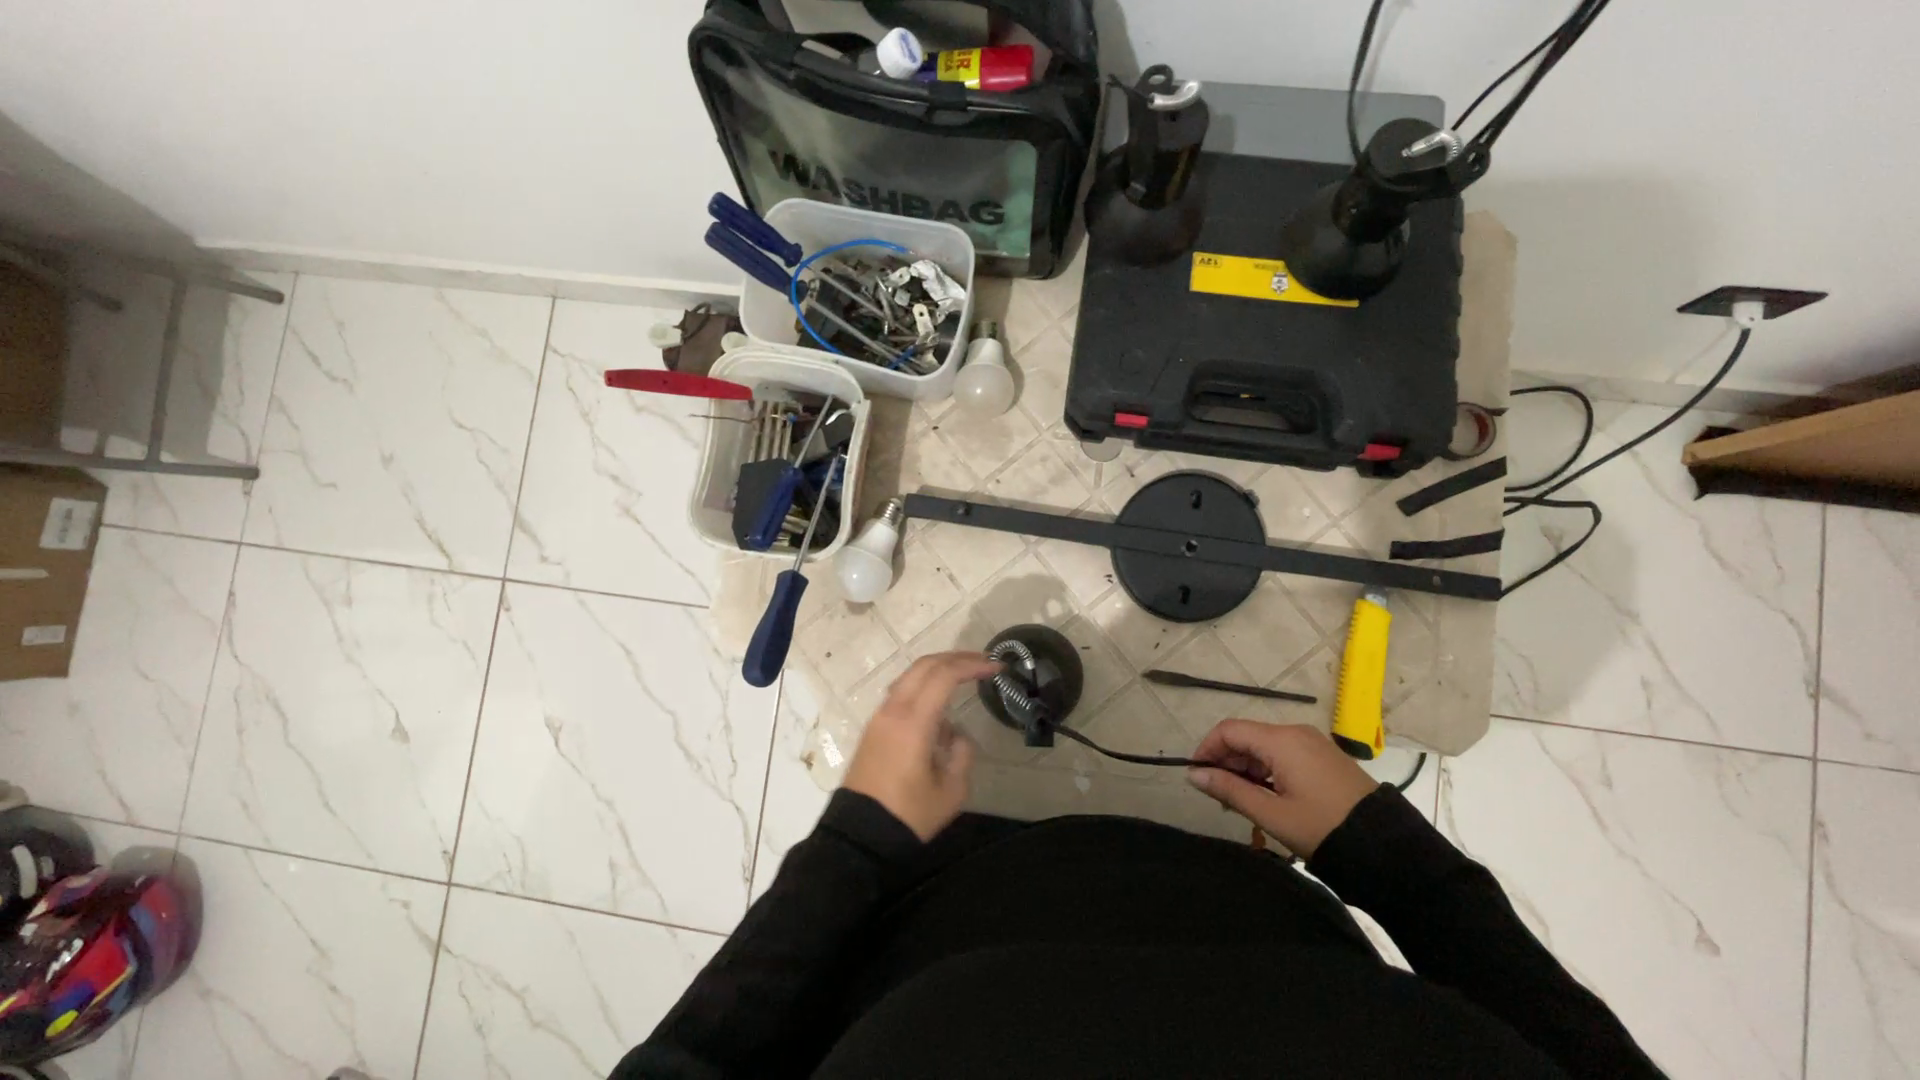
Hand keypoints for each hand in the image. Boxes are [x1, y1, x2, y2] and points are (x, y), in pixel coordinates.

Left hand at [843, 651, 999, 841]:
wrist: (859, 835)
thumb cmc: (909, 815)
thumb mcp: (952, 791)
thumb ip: (962, 754)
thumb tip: (956, 735)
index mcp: (913, 722)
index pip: (944, 676)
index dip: (972, 666)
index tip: (996, 668)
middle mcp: (893, 710)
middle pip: (924, 666)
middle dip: (956, 659)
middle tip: (983, 663)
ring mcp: (879, 717)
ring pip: (909, 676)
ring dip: (937, 670)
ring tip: (964, 677)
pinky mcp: (873, 728)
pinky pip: (900, 693)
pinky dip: (923, 686)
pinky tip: (940, 703)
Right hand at [1186, 720, 1379, 857]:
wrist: (1383, 844)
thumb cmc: (1321, 827)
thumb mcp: (1270, 813)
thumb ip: (1229, 790)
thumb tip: (1194, 774)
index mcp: (1281, 741)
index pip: (1229, 730)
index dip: (1206, 749)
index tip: (1196, 775)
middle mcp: (1295, 732)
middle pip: (1246, 736)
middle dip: (1226, 761)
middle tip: (1218, 795)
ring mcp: (1312, 743)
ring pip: (1264, 745)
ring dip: (1245, 767)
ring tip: (1240, 800)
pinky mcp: (1323, 756)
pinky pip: (1283, 752)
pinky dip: (1266, 769)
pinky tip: (1265, 795)